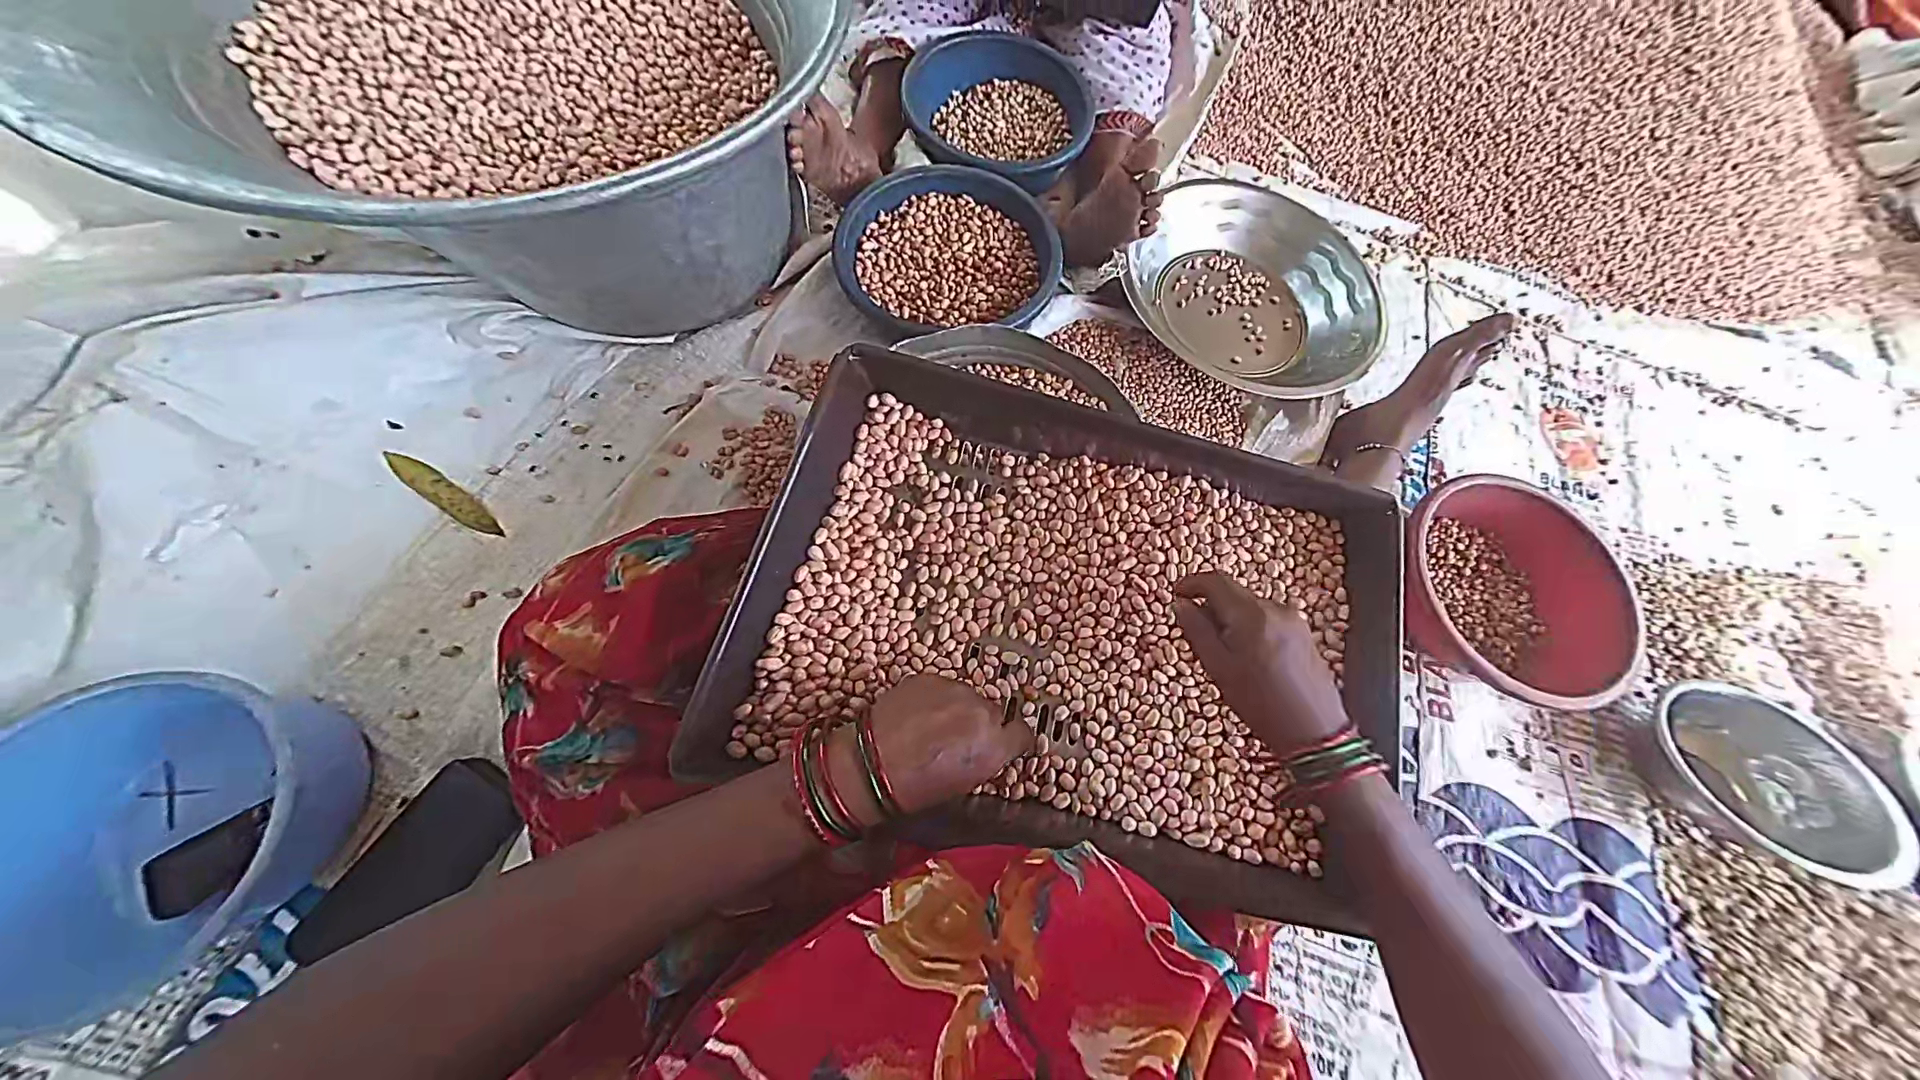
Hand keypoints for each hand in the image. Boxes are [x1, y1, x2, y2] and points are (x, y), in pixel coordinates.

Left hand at [831, 674, 1030, 821]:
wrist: (870, 766)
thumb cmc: (914, 788)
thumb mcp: (963, 785)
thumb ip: (986, 759)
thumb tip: (990, 747)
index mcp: (994, 746)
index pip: (1023, 733)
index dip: (1011, 739)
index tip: (1003, 743)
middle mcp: (981, 713)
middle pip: (993, 712)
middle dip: (980, 723)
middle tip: (957, 741)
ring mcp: (955, 690)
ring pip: (967, 696)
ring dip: (958, 708)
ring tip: (933, 729)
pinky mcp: (931, 678)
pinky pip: (943, 687)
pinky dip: (935, 698)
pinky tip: (918, 717)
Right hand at [1172, 572, 1350, 754]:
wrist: (1314, 731)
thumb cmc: (1259, 703)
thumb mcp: (1218, 667)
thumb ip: (1197, 630)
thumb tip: (1180, 604)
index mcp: (1251, 614)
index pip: (1215, 580)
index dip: (1191, 582)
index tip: (1177, 594)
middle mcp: (1275, 608)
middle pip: (1233, 591)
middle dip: (1210, 605)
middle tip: (1197, 633)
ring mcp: (1292, 619)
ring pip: (1248, 606)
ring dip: (1230, 618)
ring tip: (1224, 653)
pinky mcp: (1303, 632)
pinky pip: (1266, 618)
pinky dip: (1249, 627)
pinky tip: (1247, 657)